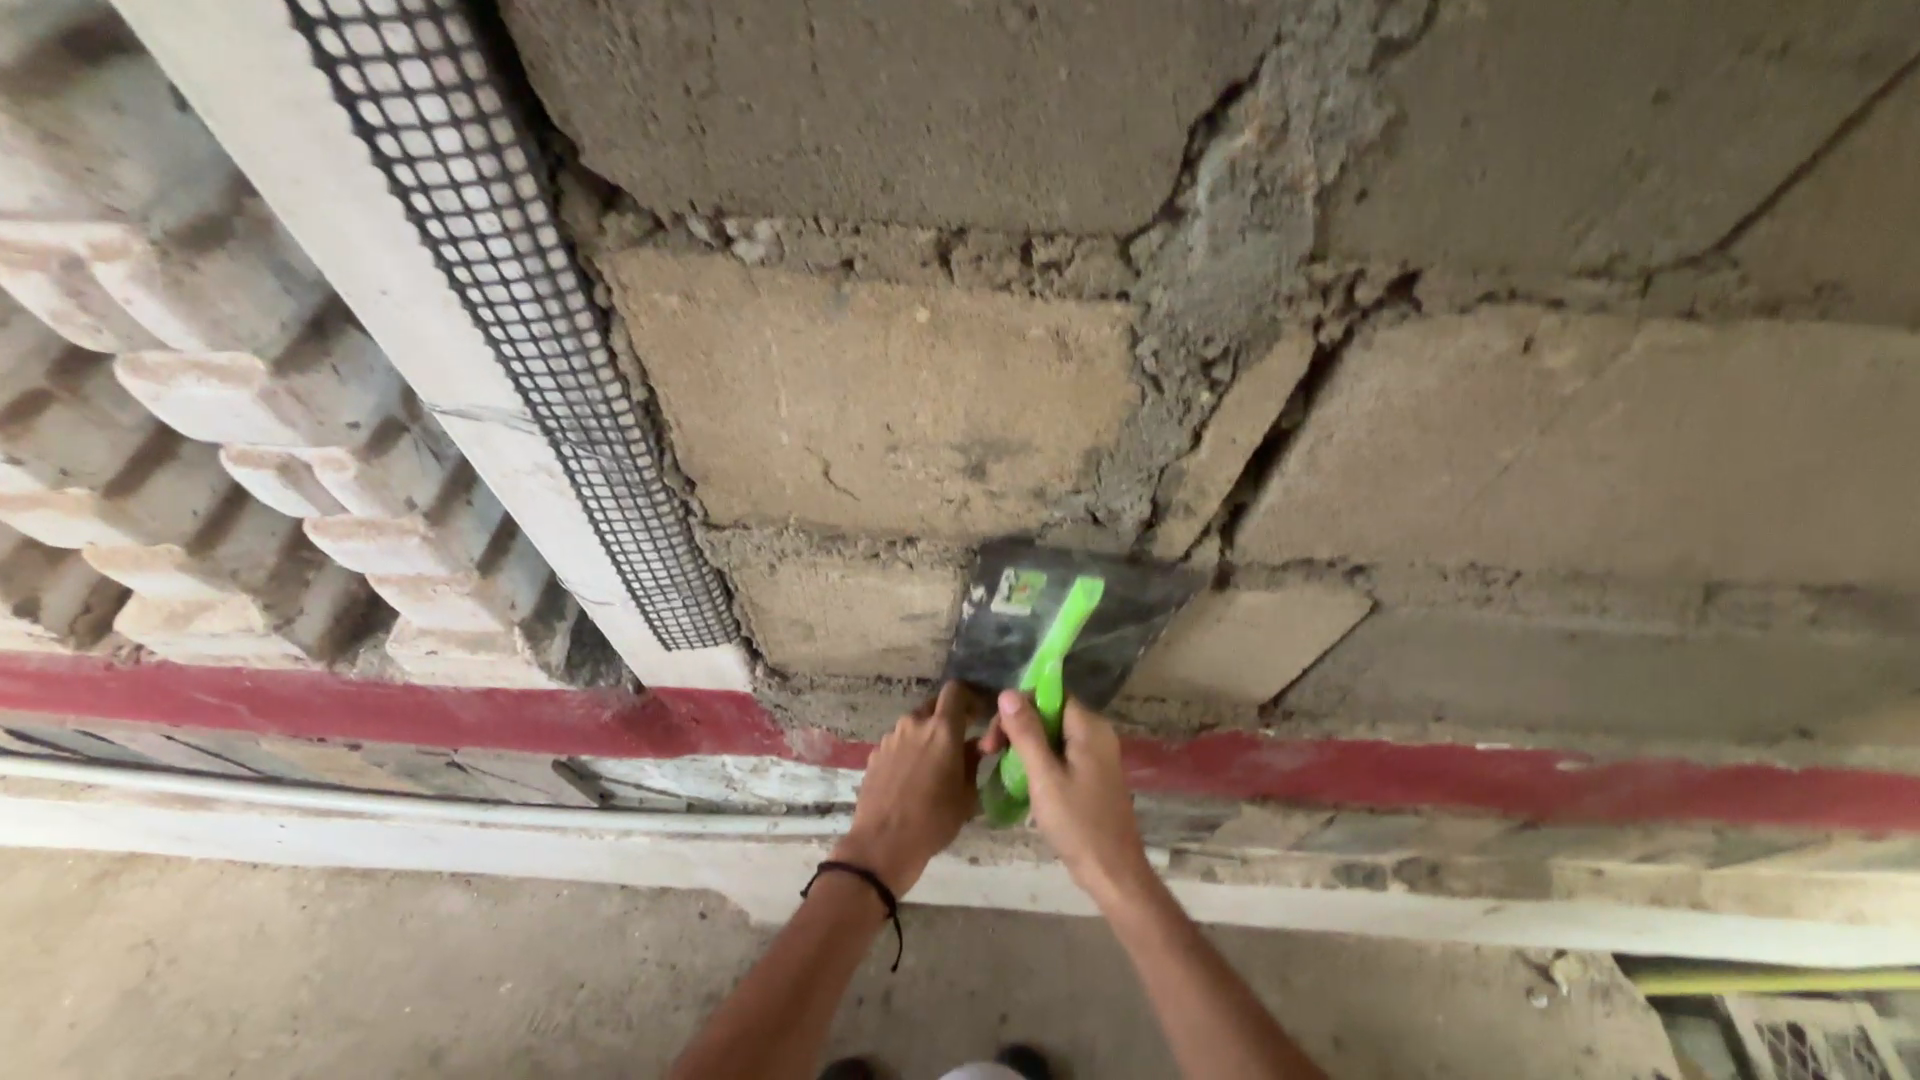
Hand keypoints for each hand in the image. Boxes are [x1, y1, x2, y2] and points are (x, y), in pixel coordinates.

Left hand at [831, 681, 986, 896]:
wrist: (883, 843)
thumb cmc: (934, 820)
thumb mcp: (966, 795)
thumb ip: (972, 762)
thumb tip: (975, 746)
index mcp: (942, 730)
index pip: (956, 691)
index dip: (969, 697)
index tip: (978, 715)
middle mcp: (914, 725)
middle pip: (934, 707)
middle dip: (948, 718)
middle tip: (958, 742)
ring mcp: (890, 738)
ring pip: (914, 726)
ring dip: (927, 737)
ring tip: (934, 765)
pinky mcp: (875, 755)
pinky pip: (898, 744)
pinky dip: (909, 752)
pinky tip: (911, 778)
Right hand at [983, 690, 1156, 910]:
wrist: (1112, 871)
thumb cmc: (1077, 823)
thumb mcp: (1044, 776)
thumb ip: (1026, 733)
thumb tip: (1008, 692)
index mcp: (1089, 727)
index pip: (1050, 694)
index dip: (1019, 706)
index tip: (996, 734)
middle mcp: (1096, 734)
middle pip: (1049, 712)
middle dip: (1017, 726)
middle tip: (989, 753)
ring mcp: (1096, 755)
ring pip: (1052, 734)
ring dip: (1024, 745)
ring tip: (999, 766)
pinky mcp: (1091, 774)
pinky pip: (1060, 753)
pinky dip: (1039, 760)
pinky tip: (1020, 778)